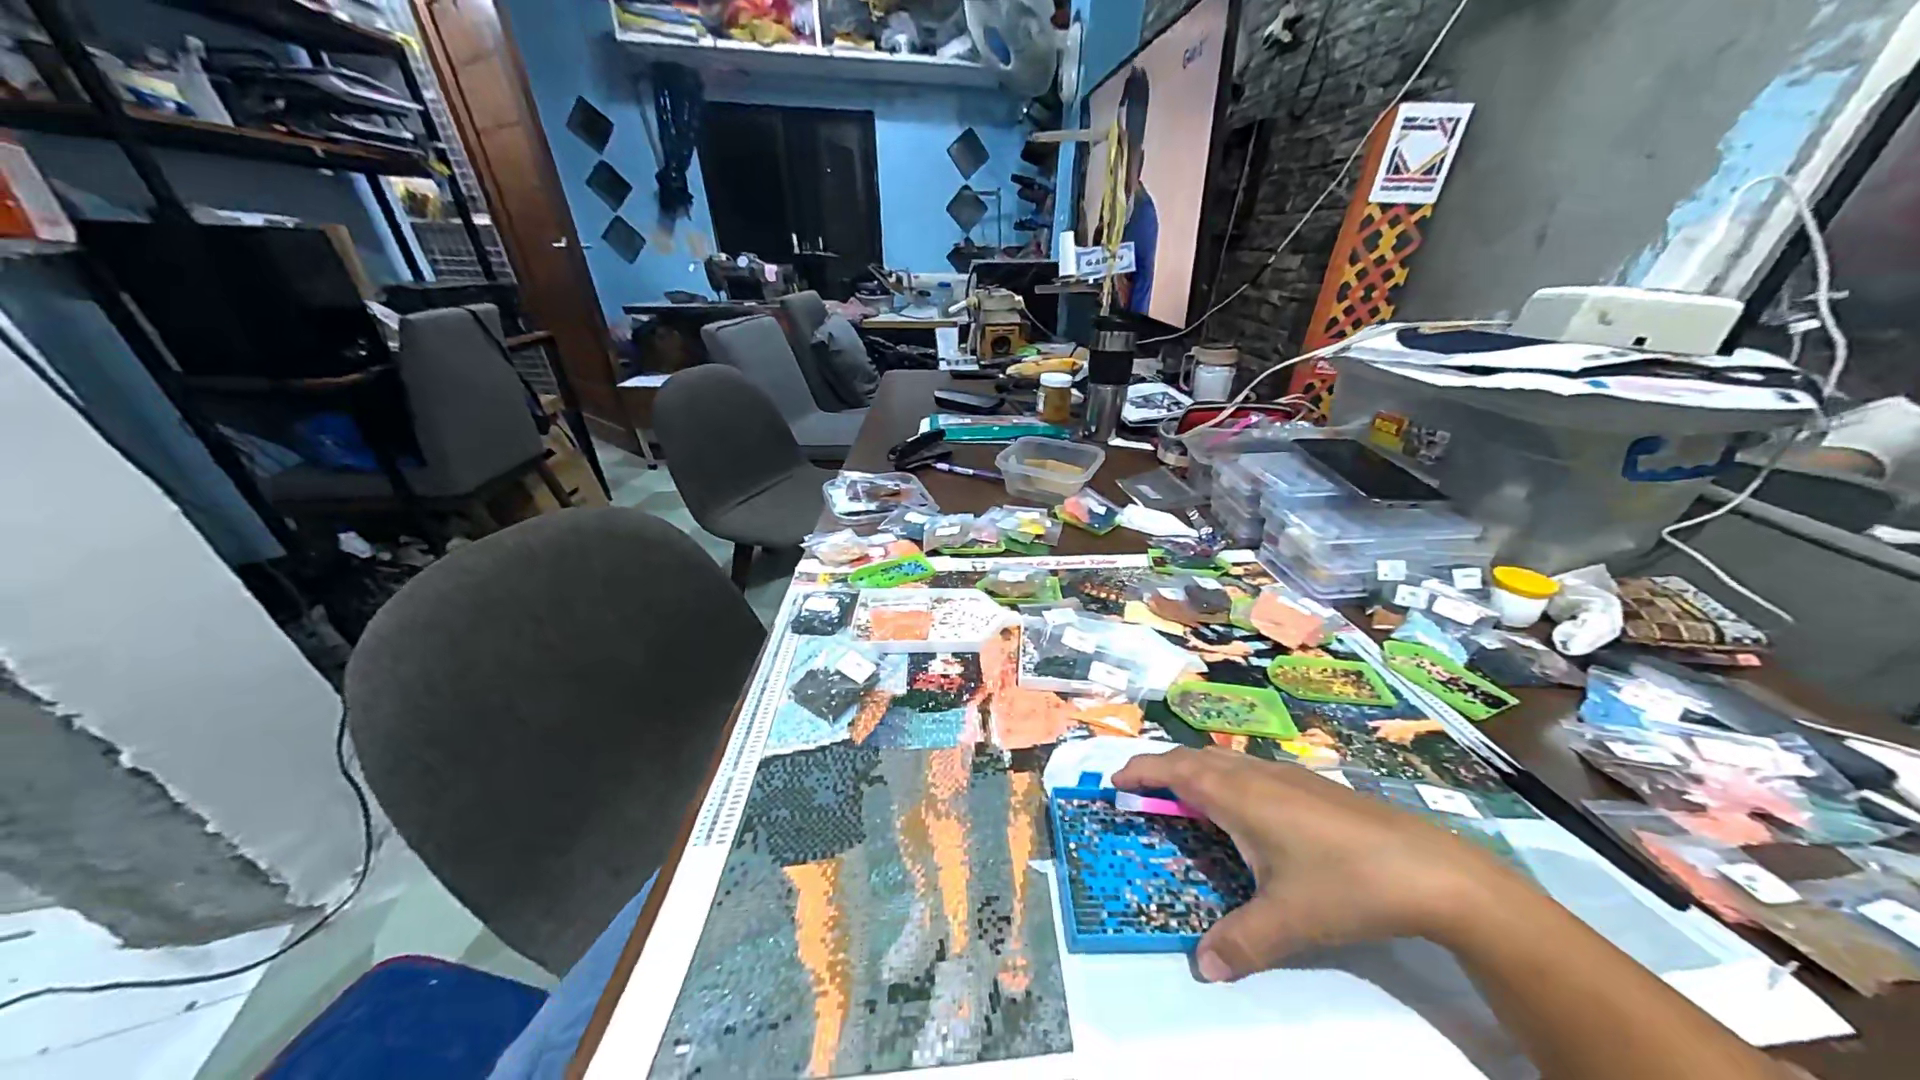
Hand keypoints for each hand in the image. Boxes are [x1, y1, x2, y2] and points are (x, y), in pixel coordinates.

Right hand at [1111, 747, 1529, 982]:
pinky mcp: (1313, 785)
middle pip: (1195, 757)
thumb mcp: (1287, 921)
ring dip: (1195, 770)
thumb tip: (1202, 968)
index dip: (1141, 771)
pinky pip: (1250, 768)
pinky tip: (1245, 808)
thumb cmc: (1346, 885)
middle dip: (1162, 767)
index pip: (1174, 770)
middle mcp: (1256, 775)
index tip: (1115, 781)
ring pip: (1226, 759)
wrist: (1433, 869)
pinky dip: (1226, 777)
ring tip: (1184, 794)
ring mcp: (1288, 775)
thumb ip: (1239, 943)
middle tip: (1141, 788)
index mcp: (1237, 795)